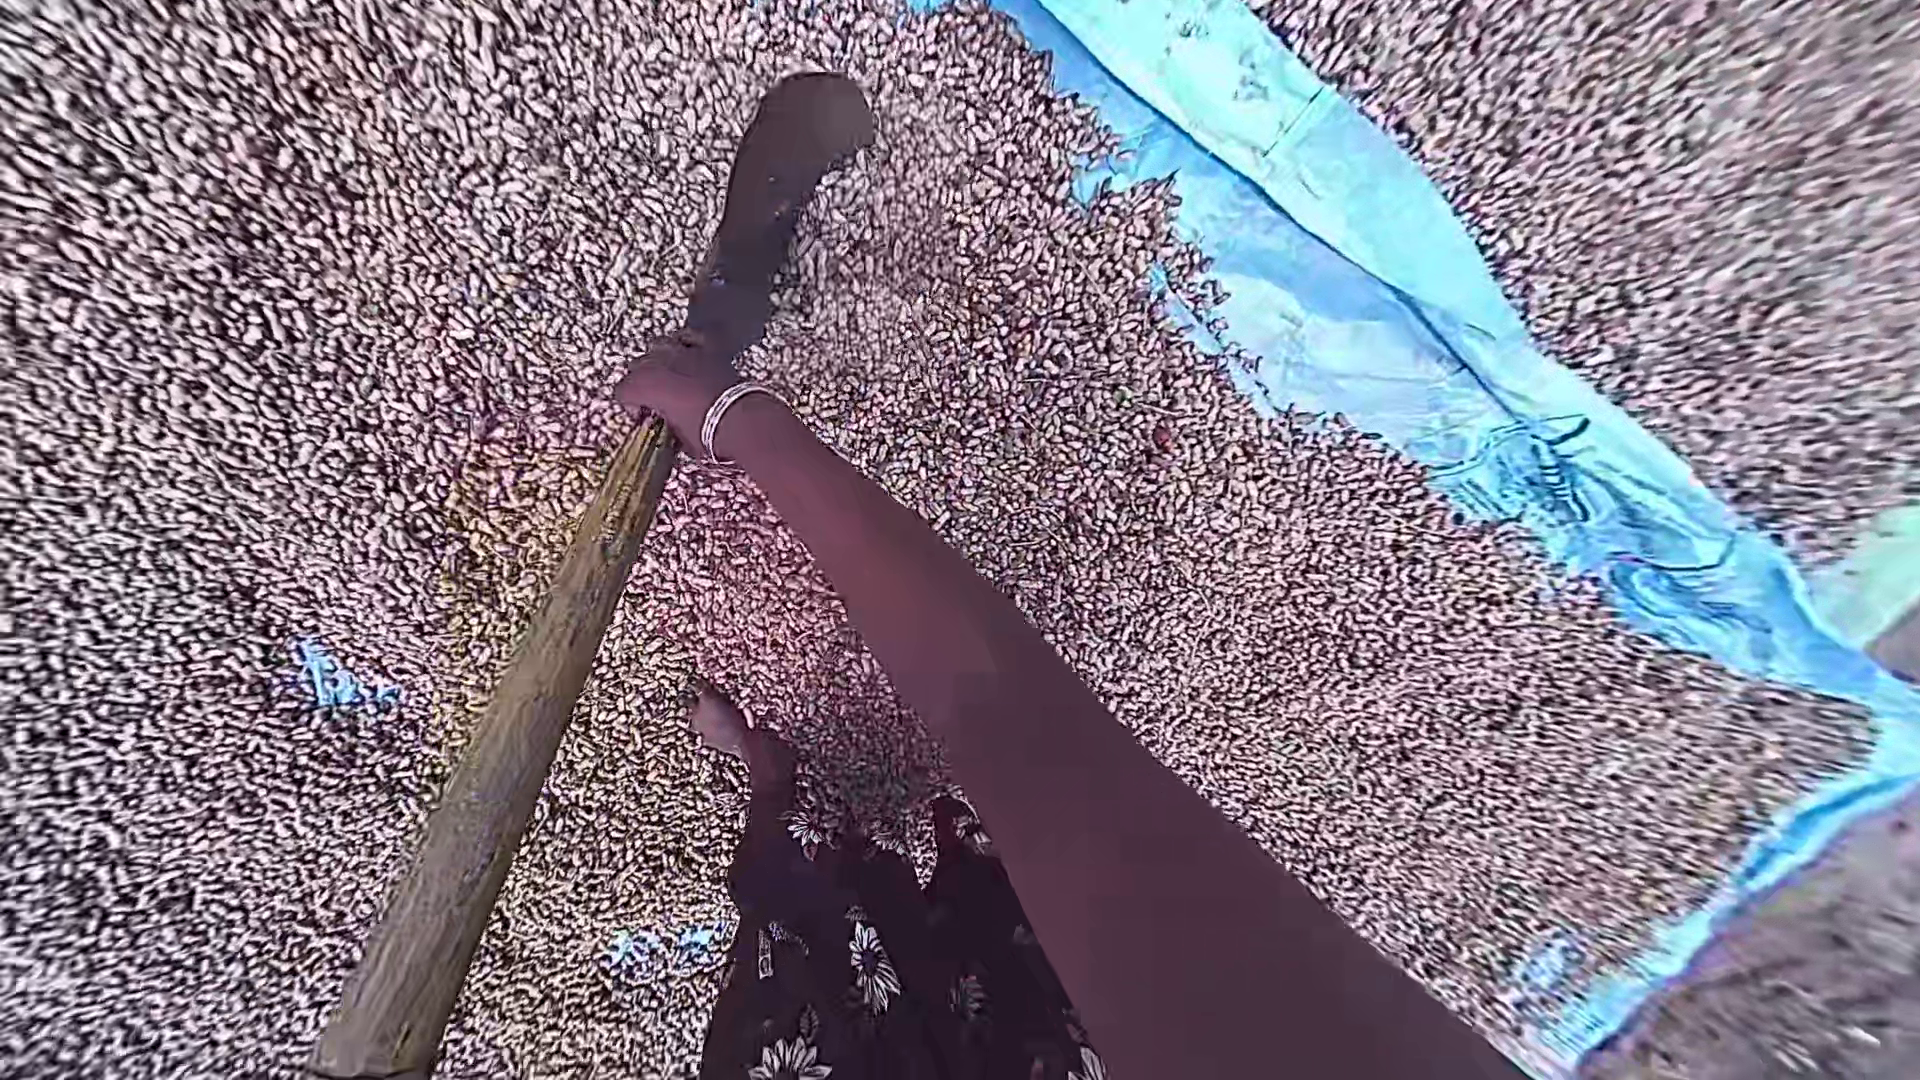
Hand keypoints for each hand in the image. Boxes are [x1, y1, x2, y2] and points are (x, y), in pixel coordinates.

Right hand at [613, 329, 739, 447]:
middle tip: (657, 402)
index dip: (631, 407)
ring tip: (671, 378)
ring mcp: (686, 352)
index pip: (623, 391)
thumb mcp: (680, 438)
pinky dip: (686, 344)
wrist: (745, 422)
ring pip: (659, 346)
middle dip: (643, 383)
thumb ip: (667, 424)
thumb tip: (671, 423)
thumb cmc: (709, 434)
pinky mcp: (709, 350)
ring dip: (660, 361)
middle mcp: (660, 362)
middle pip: (638, 366)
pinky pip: (690, 338)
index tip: (644, 418)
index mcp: (646, 384)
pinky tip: (689, 355)